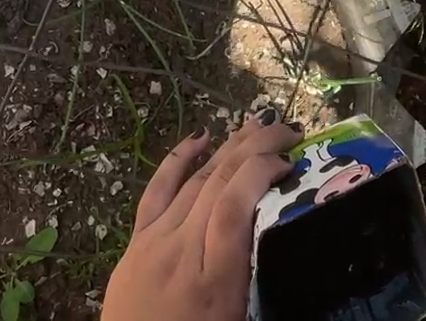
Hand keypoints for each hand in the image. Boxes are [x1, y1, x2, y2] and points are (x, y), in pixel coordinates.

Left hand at [102, 110, 300, 320]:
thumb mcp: (240, 318)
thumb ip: (258, 272)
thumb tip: (289, 226)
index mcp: (212, 280)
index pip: (233, 205)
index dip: (261, 171)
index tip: (290, 160)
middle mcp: (181, 251)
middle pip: (218, 181)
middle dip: (256, 145)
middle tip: (288, 127)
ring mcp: (154, 242)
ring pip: (196, 179)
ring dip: (230, 145)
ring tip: (259, 123)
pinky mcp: (135, 243)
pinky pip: (156, 191)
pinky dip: (178, 159)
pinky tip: (201, 135)